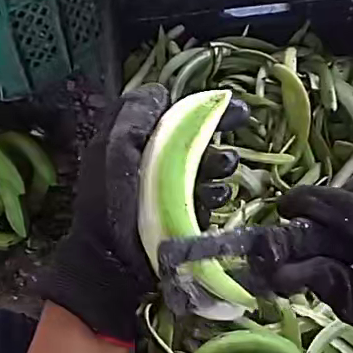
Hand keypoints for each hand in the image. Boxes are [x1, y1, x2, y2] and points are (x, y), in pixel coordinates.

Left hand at [32, 87, 243, 343]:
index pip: (168, 111)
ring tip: (227, 164)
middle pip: (192, 134)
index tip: (219, 99)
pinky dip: (215, 192)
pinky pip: (206, 196)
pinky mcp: (181, 211)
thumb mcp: (114, 150)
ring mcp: (168, 187)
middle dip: (218, 126)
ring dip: (219, 160)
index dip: (194, 102)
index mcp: (131, 139)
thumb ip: (133, 116)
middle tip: (244, 118)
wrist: (112, 261)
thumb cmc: (109, 204)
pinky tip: (219, 193)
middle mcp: (151, 159)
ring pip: (203, 164)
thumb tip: (160, 91)